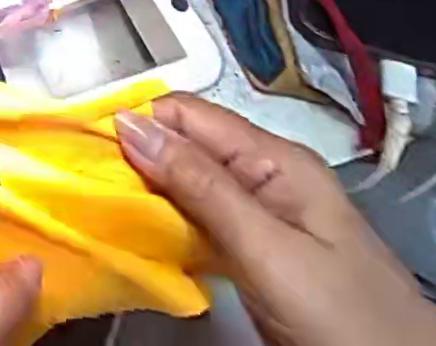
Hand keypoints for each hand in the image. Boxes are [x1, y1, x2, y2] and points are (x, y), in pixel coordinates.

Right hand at [116, 94, 435, 345]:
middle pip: (182, 142)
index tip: (87, 145)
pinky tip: (141, 228)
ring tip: (103, 200)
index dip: (137, 122)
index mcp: (273, 158)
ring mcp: (259, 210)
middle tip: (88, 178)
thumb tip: (127, 121)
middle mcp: (262, 172)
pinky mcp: (252, 245)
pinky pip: (196, 213)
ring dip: (147, 185)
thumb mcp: (270, 251)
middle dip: (136, 153)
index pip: (186, 114)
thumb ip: (199, 183)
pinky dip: (166, 216)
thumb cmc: (348, 321)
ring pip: (184, 177)